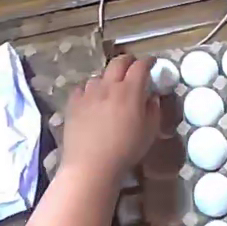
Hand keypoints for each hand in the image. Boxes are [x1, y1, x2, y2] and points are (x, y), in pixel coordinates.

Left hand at [60, 54, 161, 181]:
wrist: (91, 165)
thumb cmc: (126, 150)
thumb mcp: (150, 132)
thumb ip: (154, 110)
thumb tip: (152, 97)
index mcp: (130, 91)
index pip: (140, 66)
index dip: (148, 61)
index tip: (152, 63)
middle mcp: (109, 86)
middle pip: (118, 62)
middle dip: (128, 60)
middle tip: (133, 65)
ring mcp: (88, 93)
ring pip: (99, 75)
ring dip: (108, 77)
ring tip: (111, 86)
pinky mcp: (73, 103)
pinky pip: (82, 88)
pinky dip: (89, 89)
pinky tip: (91, 99)